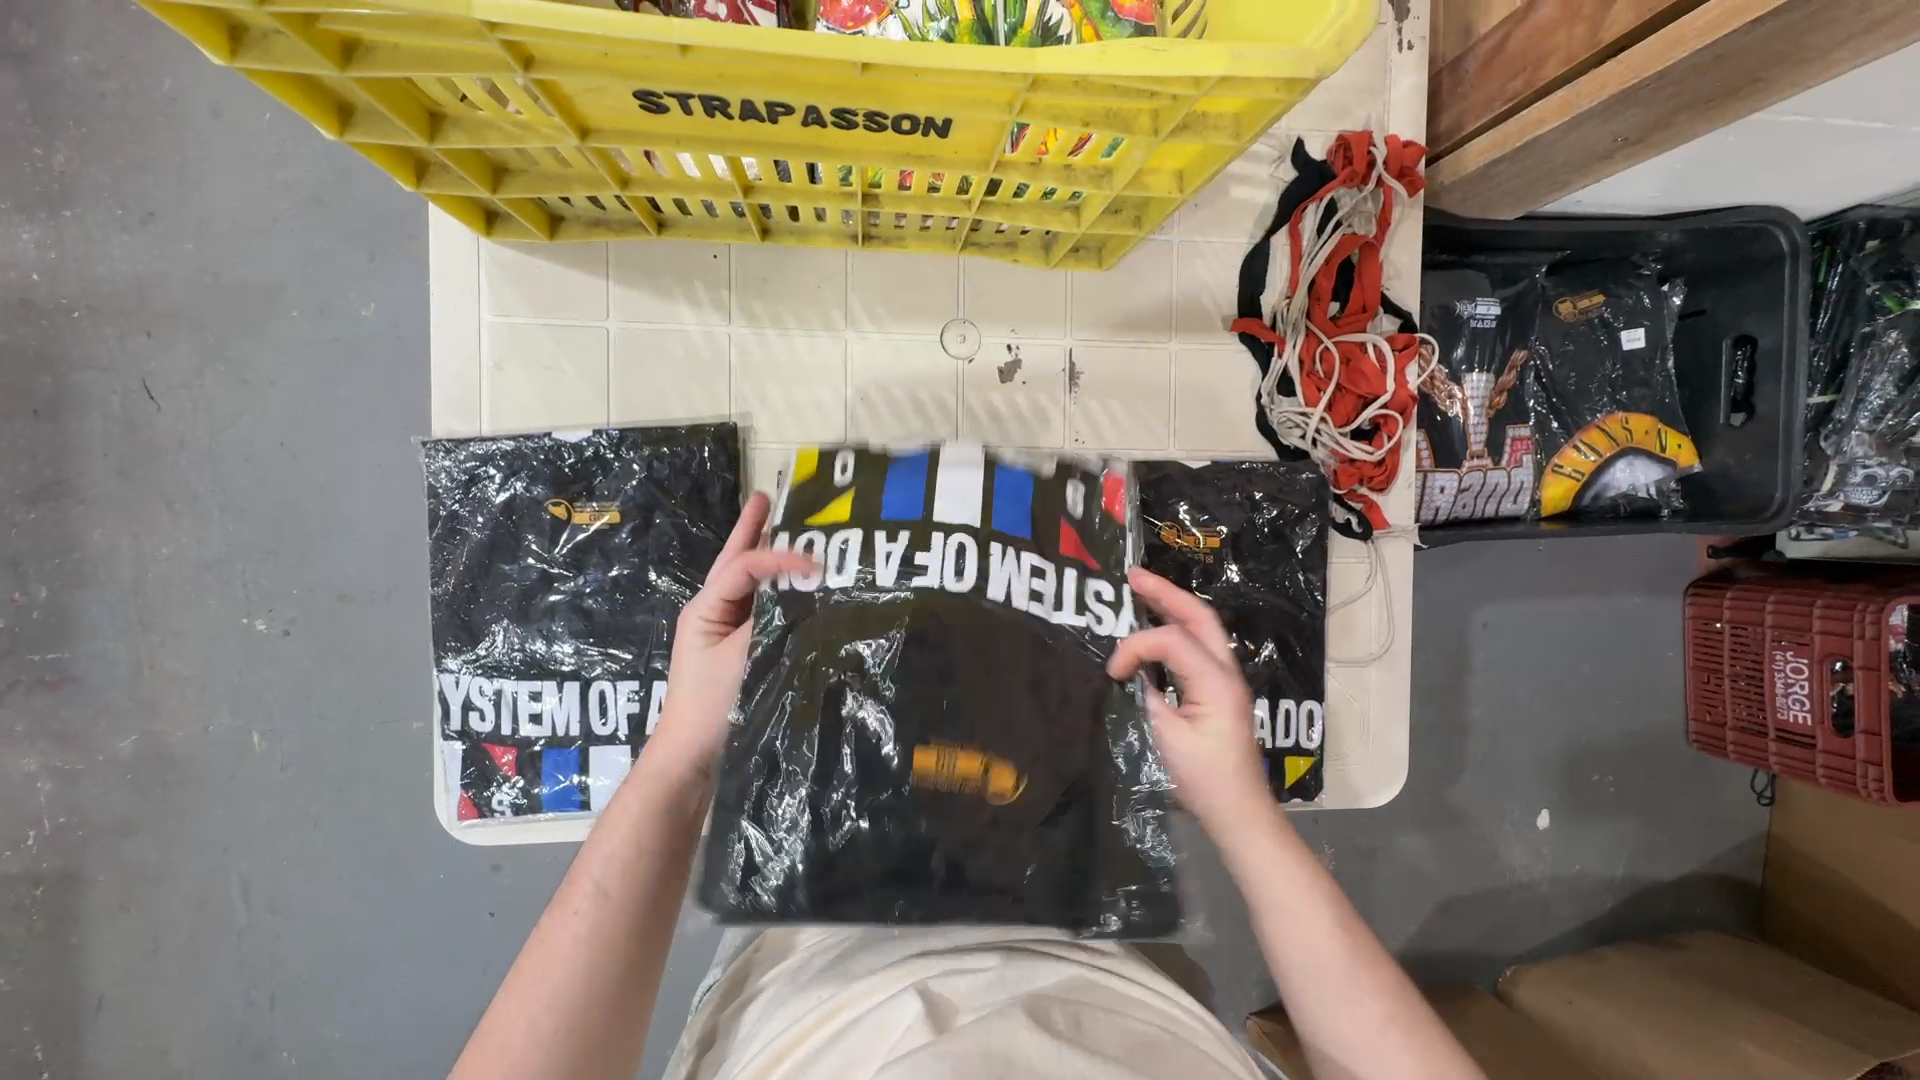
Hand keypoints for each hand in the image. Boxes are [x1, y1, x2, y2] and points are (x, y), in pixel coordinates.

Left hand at [644, 492, 813, 789]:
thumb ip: (771, 622)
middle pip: (735, 562)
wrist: (690, 758)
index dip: (779, 556)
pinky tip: (792, 587)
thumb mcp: (743, 658)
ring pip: (746, 584)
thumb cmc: (712, 705)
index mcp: (706, 608)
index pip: (744, 567)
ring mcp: (721, 632)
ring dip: (763, 557)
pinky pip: (757, 610)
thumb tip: (802, 595)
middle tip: (766, 497)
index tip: (817, 563)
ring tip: (779, 527)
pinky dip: (775, 591)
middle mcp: (711, 612)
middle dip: (752, 530)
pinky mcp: (735, 652)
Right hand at [1107, 567, 1273, 834]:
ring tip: (1141, 592)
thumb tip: (1129, 673)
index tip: (1112, 671)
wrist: (1237, 812)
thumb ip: (1145, 695)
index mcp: (1215, 680)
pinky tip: (1154, 629)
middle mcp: (1226, 671)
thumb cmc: (1203, 779)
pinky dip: (1175, 631)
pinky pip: (1197, 648)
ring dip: (1172, 607)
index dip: (1135, 646)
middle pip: (1198, 616)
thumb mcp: (1164, 736)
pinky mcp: (1218, 692)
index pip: (1170, 639)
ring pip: (1202, 629)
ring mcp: (1226, 680)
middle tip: (1132, 576)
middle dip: (1165, 592)